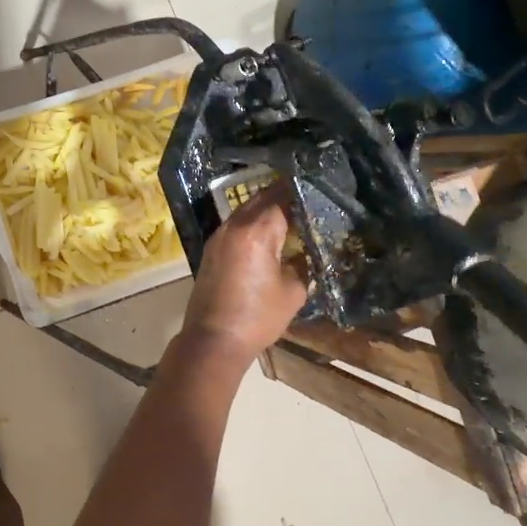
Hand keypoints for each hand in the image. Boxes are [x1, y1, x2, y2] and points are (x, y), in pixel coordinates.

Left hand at [181, 187, 306, 358]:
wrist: (214, 337)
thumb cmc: (258, 316)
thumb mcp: (293, 291)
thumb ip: (302, 264)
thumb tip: (307, 251)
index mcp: (255, 233)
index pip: (279, 200)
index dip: (297, 193)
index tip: (315, 188)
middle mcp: (233, 227)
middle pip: (259, 201)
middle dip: (281, 196)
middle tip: (306, 197)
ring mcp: (218, 237)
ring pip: (244, 212)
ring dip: (264, 209)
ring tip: (291, 213)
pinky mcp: (211, 249)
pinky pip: (235, 226)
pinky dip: (252, 223)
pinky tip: (268, 233)